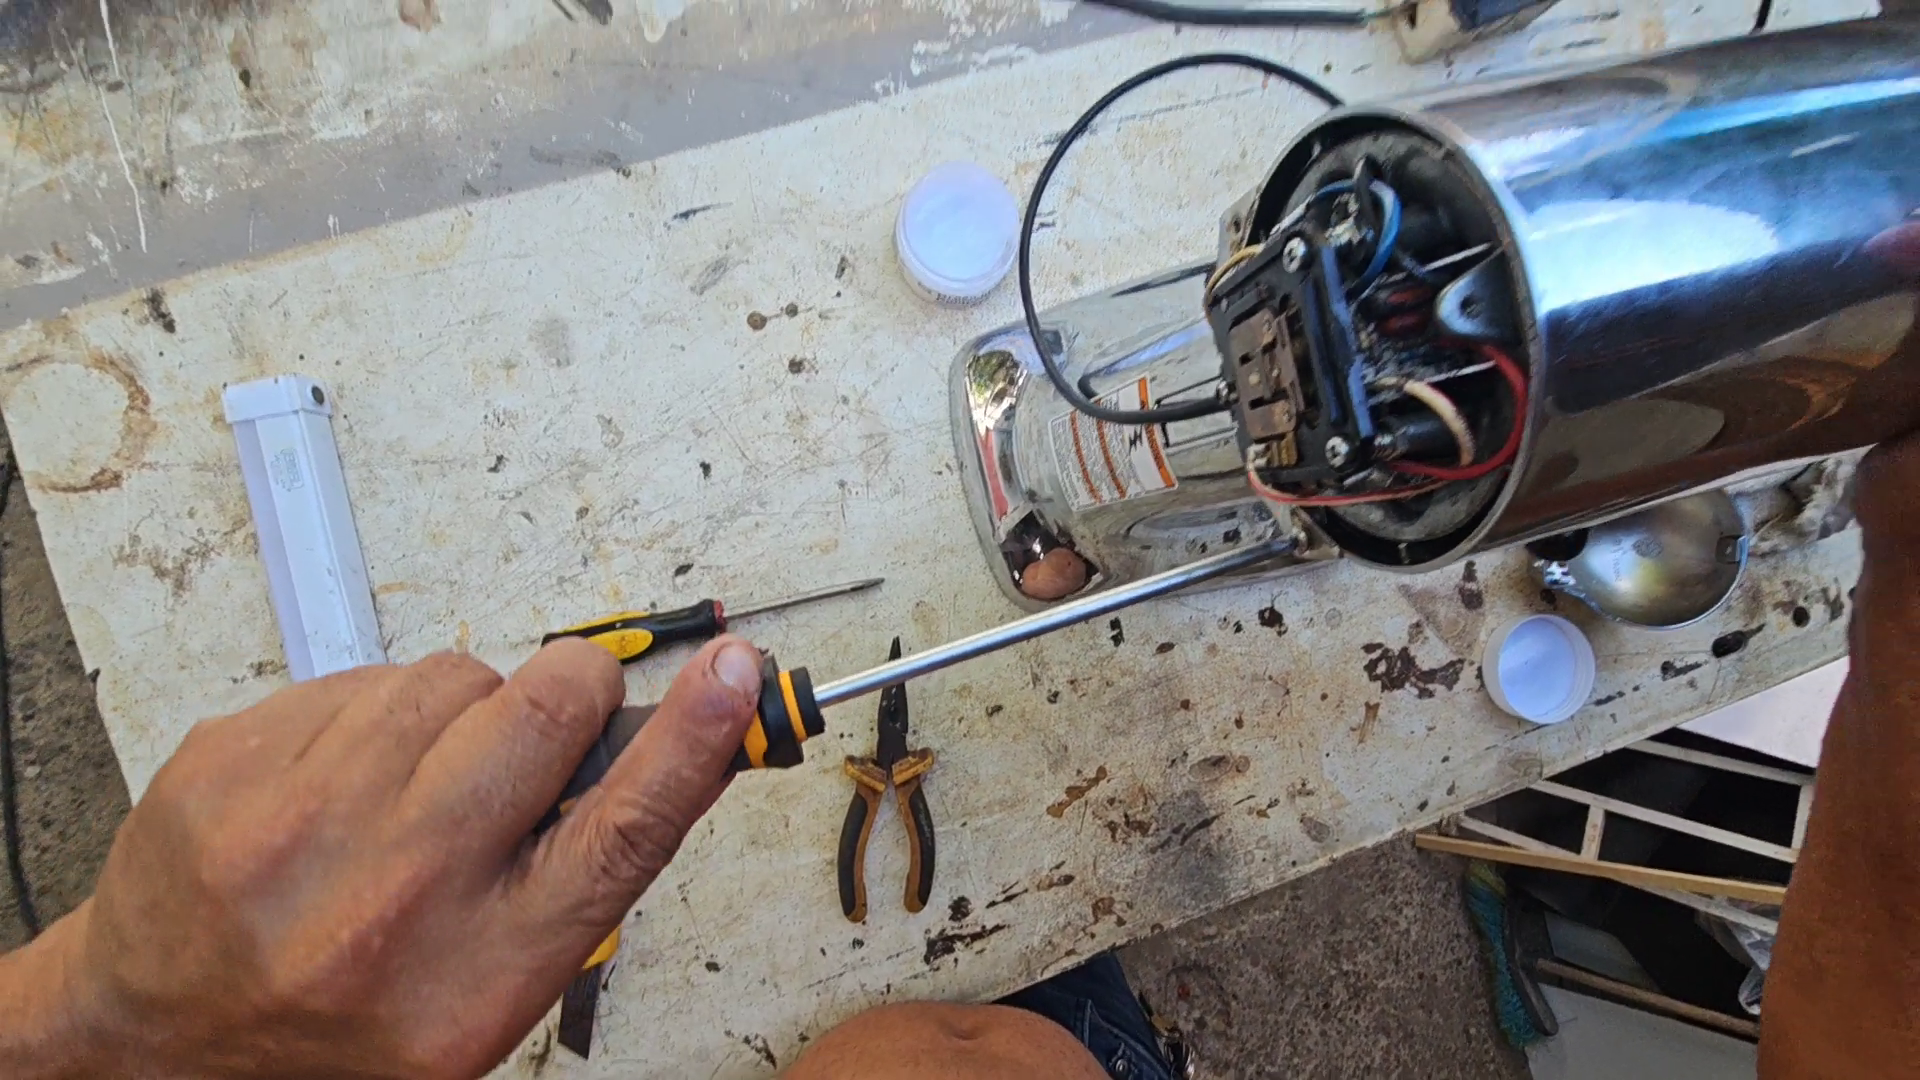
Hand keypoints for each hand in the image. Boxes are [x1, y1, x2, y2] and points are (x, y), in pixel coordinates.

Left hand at [6, 636, 762, 1079]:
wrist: (164, 1054)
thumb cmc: (376, 1008)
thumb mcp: (519, 963)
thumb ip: (612, 847)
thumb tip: (702, 733)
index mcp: (488, 961)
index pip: (623, 828)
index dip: (695, 737)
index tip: (738, 667)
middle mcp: (391, 896)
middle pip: (544, 710)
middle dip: (573, 690)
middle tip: (549, 726)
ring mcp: (289, 824)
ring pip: (456, 674)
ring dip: (469, 710)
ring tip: (427, 779)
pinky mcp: (224, 760)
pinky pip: (369, 674)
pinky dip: (386, 712)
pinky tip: (350, 782)